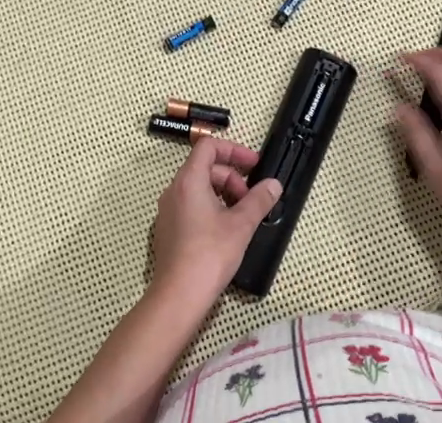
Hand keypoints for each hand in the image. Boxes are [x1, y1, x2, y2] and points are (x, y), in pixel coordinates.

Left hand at [149, 138, 282, 303]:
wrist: (178, 295)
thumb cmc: (210, 254)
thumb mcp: (241, 225)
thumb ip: (259, 200)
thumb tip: (273, 184)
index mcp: (189, 180)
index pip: (208, 146)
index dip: (233, 150)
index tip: (253, 165)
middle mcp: (174, 189)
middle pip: (205, 168)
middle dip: (232, 178)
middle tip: (250, 201)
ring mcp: (168, 210)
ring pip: (198, 188)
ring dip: (223, 194)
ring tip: (241, 217)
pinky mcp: (168, 228)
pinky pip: (190, 205)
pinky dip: (210, 207)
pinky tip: (225, 231)